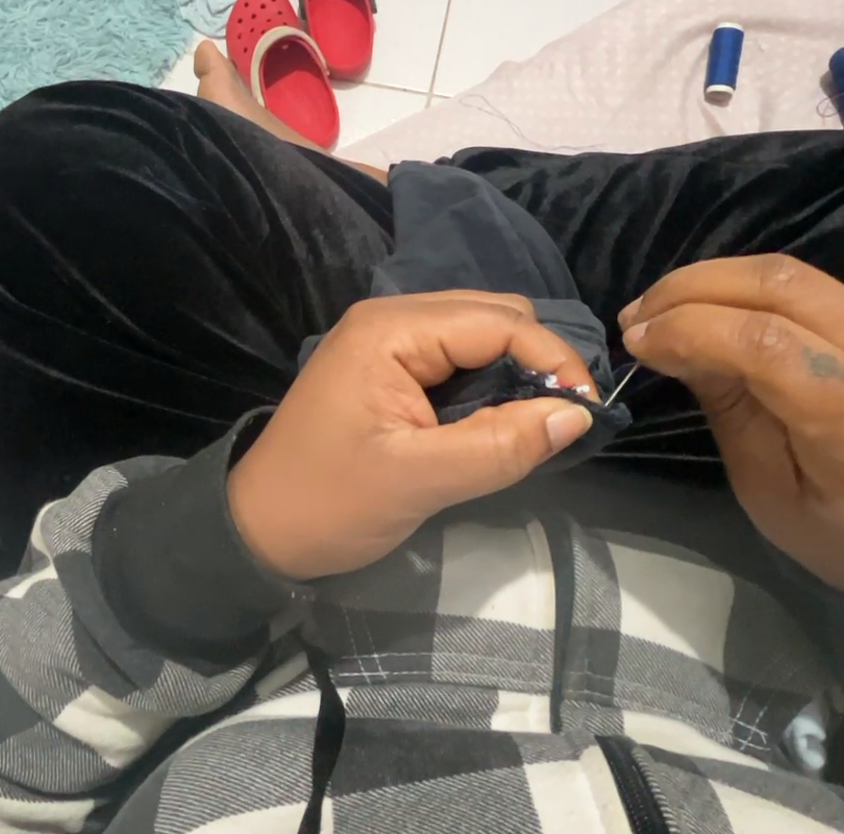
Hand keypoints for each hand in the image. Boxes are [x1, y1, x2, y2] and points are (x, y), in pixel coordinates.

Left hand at [228, 292, 597, 580]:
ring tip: (533, 424)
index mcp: (390, 331)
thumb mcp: (418, 481)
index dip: (552, 359)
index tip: (585, 414)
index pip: (497, 321)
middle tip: (561, 421)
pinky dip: (487, 382)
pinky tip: (496, 419)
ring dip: (514, 372)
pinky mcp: (388, 366)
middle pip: (491, 315)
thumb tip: (577, 415)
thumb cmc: (328, 503)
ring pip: (478, 334)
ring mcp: (386, 339)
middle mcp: (390, 318)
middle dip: (536, 360)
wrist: (258, 528)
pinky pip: (456, 357)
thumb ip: (499, 445)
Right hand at [619, 255, 843, 594]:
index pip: (769, 344)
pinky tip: (703, 306)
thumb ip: (721, 399)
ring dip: (712, 280)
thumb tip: (659, 338)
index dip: (690, 328)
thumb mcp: (760, 484)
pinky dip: (741, 288)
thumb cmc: (833, 536)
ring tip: (658, 306)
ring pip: (794, 276)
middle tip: (636, 315)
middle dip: (694, 289)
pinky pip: (808, 288)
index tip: (635, 339)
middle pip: (784, 288)